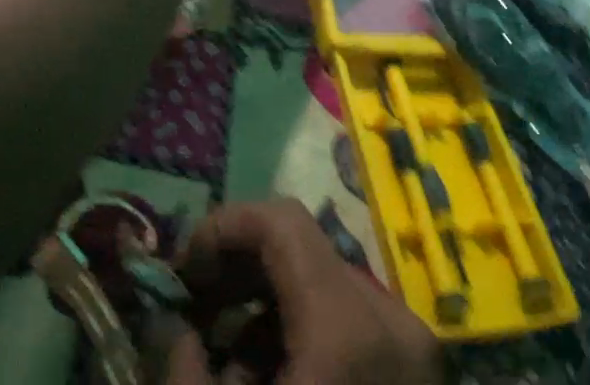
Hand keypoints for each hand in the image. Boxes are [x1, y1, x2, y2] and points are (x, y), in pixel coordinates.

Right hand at [164, 200, 438, 384]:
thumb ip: (182, 363)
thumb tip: (169, 319)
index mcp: (348, 327)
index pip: (282, 220)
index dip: (222, 227)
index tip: (184, 270)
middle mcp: (392, 319)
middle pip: (301, 251)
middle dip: (238, 271)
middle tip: (194, 310)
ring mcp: (414, 343)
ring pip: (325, 283)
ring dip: (267, 305)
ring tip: (229, 357)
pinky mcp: (420, 366)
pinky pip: (352, 319)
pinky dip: (305, 331)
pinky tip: (272, 370)